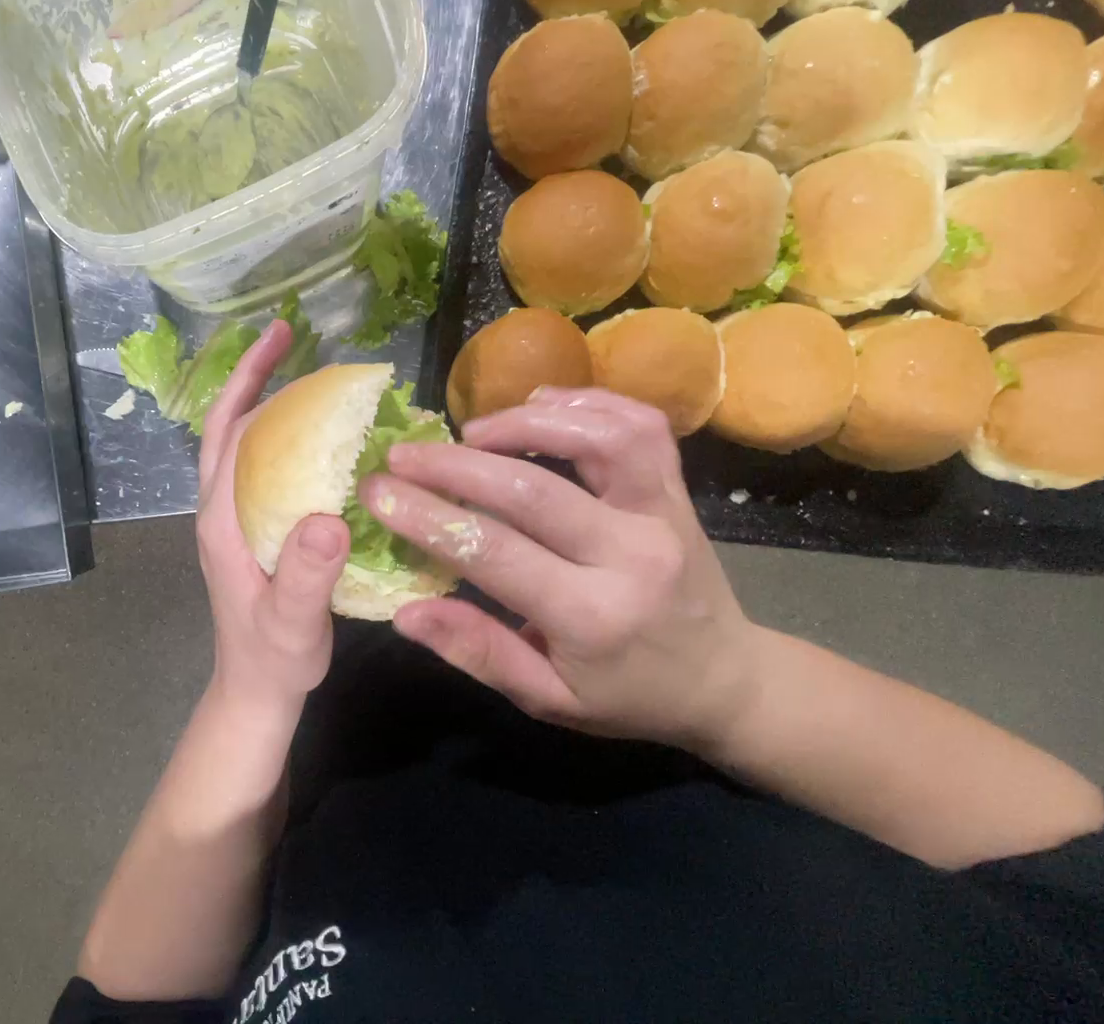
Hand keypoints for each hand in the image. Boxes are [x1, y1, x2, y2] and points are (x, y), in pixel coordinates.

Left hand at [194, 322, 351, 709]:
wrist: (256, 690)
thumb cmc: (273, 659)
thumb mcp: (292, 623)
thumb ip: (305, 576)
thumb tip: (327, 517)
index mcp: (222, 521)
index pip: (228, 436)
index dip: (248, 385)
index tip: (279, 341)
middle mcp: (221, 510)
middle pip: (227, 429)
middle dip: (251, 378)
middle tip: (289, 335)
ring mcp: (233, 519)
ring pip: (242, 445)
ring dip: (264, 401)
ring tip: (303, 369)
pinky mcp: (250, 530)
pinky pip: (261, 468)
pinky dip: (280, 436)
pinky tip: (315, 433)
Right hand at [359, 387, 761, 748]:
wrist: (726, 681)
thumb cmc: (627, 696)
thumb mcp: (548, 699)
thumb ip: (478, 652)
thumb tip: (406, 613)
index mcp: (592, 616)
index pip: (494, 552)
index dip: (427, 517)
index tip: (376, 492)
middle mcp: (632, 555)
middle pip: (532, 487)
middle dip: (452, 465)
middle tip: (401, 454)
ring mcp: (664, 514)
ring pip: (598, 438)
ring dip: (524, 421)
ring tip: (470, 431)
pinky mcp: (679, 491)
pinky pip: (640, 426)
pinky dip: (586, 403)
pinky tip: (539, 405)